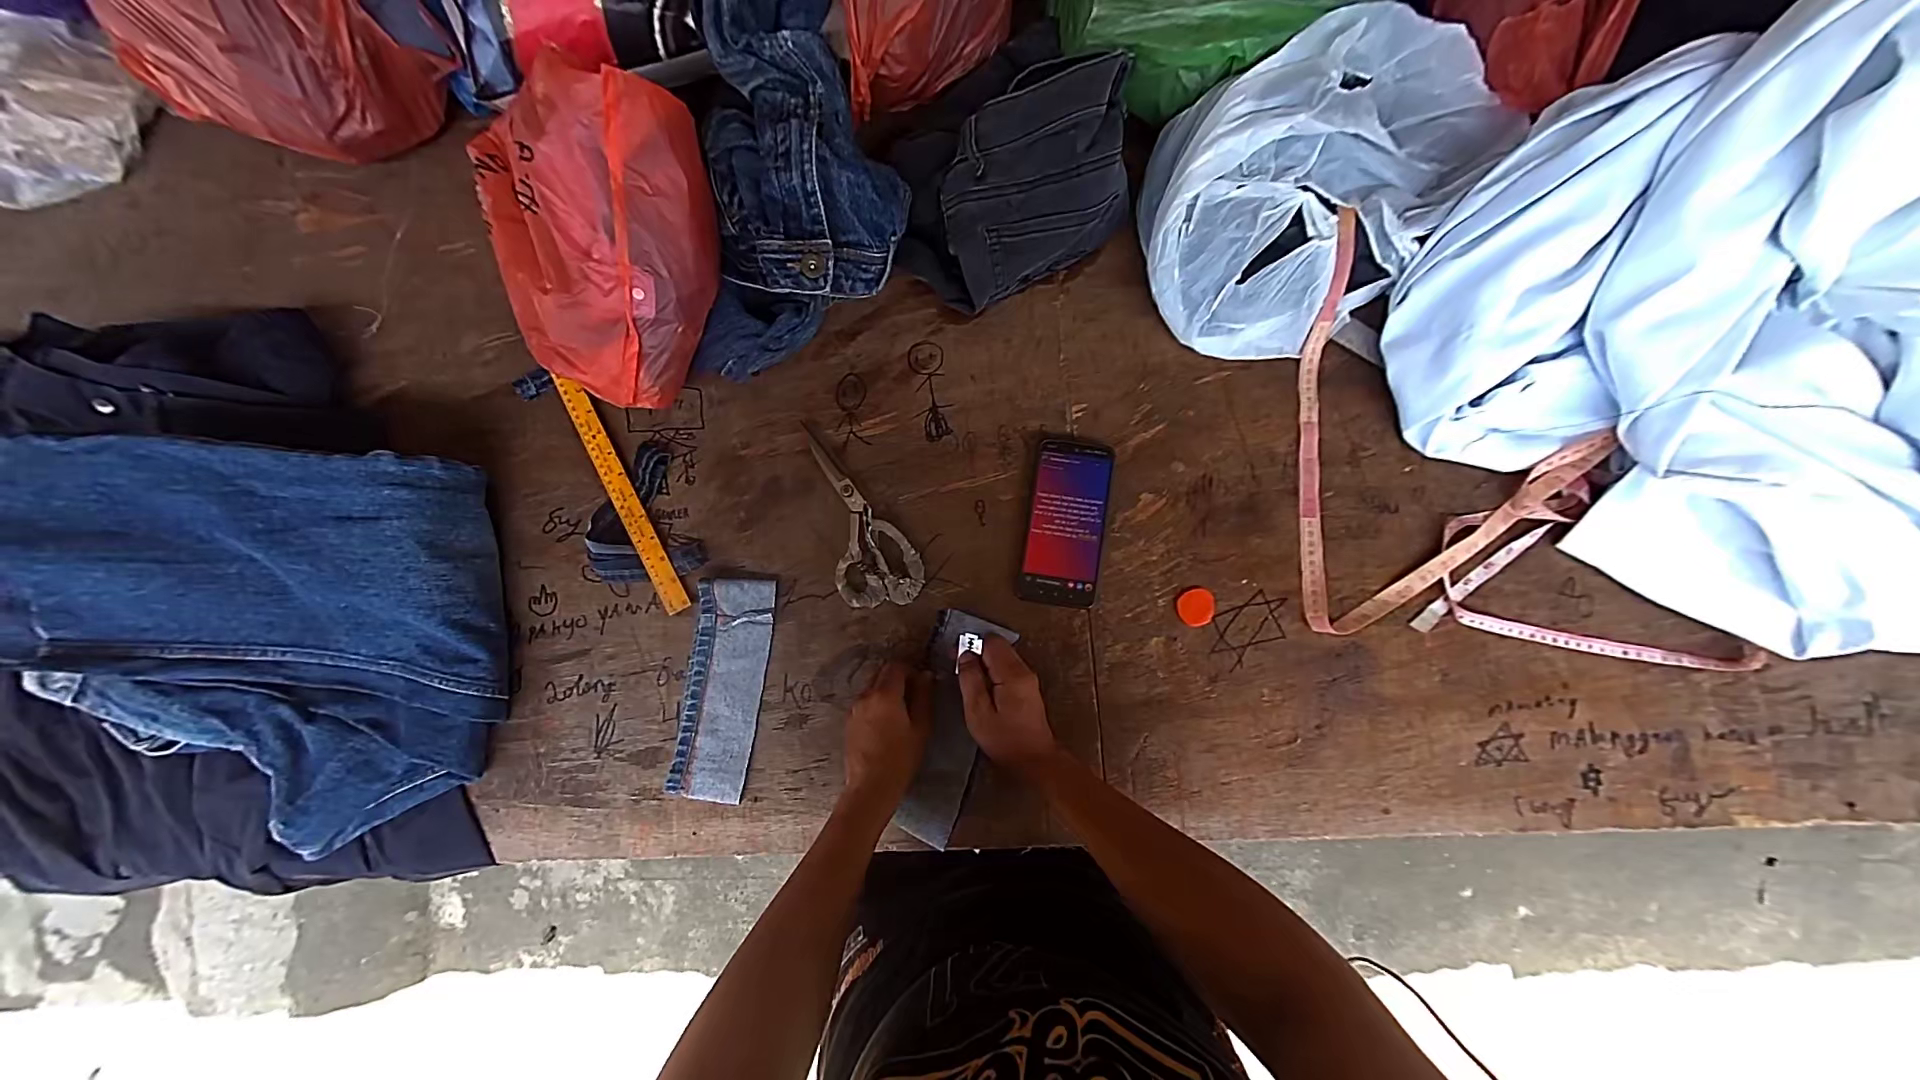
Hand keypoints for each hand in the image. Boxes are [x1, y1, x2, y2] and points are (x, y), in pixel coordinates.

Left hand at [843, 660, 931, 803]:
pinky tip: (887, 722)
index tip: (921, 680)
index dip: (911, 669)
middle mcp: (865, 696)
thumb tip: (926, 676)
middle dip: (898, 677)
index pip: (896, 666)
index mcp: (884, 694)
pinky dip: (877, 703)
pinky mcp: (849, 721)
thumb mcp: (921, 727)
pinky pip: (865, 702)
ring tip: (902, 710)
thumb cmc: (900, 759)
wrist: (871, 786)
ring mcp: (855, 708)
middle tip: (914, 693)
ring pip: (872, 687)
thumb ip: (924, 697)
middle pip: (882, 673)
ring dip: (887, 690)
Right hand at [957, 635, 1058, 774]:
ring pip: (1003, 655)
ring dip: (985, 661)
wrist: (1035, 759)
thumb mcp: (978, 712)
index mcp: (1012, 674)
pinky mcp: (1028, 687)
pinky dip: (993, 670)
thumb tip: (965, 655)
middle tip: (959, 667)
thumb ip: (970, 680)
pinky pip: (1008, 667)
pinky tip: (983, 687)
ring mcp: (1028, 678)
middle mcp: (1024, 671)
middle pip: (999, 646)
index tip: (956, 656)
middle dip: (977, 651)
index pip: (991, 642)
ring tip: (968, 678)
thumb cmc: (1005, 740)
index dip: (971, 644)